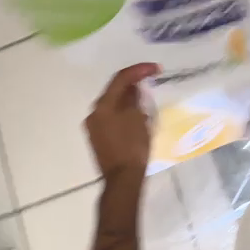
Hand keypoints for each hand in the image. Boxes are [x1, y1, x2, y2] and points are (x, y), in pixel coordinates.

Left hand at [85, 63, 159, 186]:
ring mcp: (94, 127)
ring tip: (146, 98)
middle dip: (133, 84)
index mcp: (102, 106)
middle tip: (151, 80)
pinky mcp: (98, 139)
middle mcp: (94, 114)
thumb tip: (133, 89)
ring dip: (128, 99)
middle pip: (114, 91)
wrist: (122, 180)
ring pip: (113, 105)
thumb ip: (134, 99)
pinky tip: (137, 115)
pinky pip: (112, 118)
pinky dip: (124, 112)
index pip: (121, 79)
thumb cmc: (132, 147)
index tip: (156, 68)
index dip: (139, 70)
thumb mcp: (138, 119)